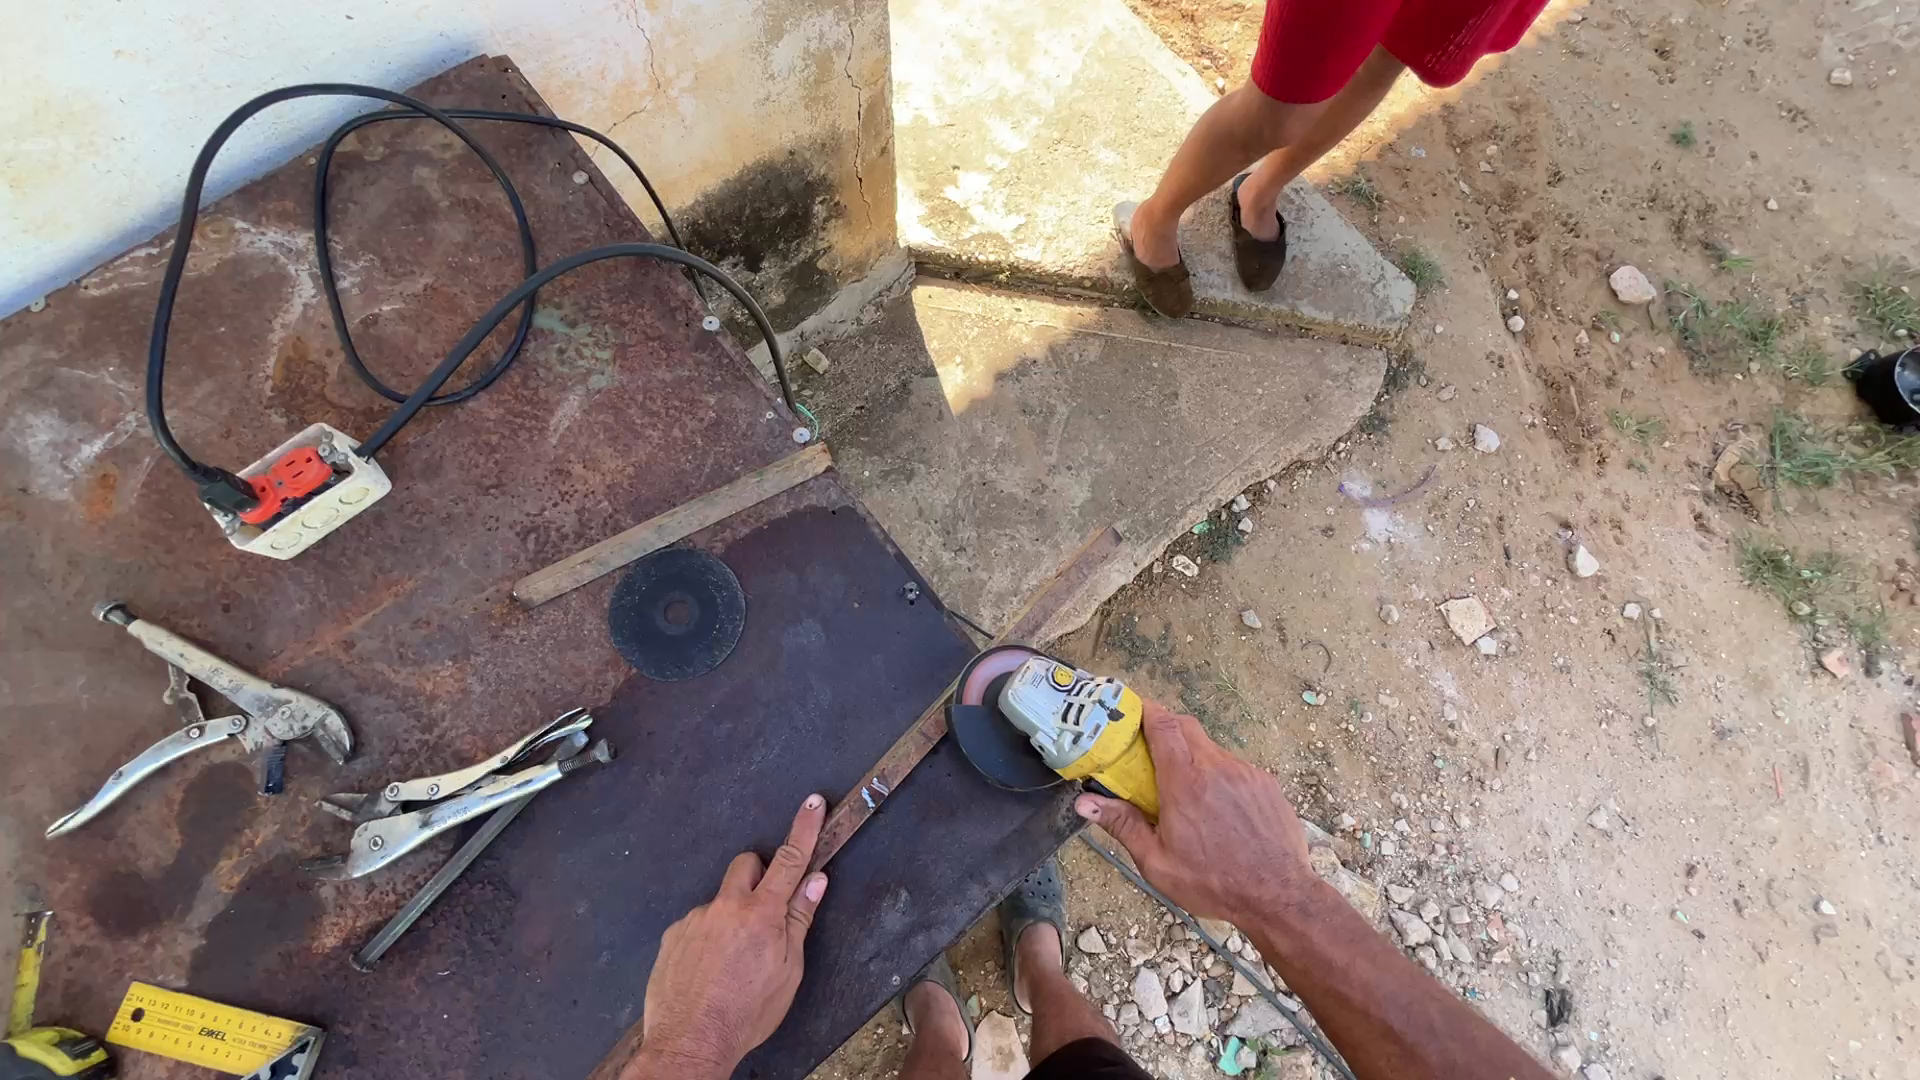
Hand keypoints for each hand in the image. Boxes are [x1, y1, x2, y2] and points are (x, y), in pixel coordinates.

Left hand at [634, 795, 830, 1078]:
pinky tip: (707, 970)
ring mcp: (695, 919)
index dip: (804, 828)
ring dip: (730, 917)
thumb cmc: (746, 1014)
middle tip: (763, 909)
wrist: (688, 1046)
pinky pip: (696, 923)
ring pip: (720, 900)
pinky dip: (706, 938)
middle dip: (758, 875)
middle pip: (746, 863)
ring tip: (729, 961)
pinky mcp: (672, 936)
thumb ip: (799, 920)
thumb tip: (815, 881)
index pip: (790, 859)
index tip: (813, 802)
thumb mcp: (788, 971)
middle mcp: (726, 907)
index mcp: (761, 914)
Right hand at [1075, 701, 1313, 926]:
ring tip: (1187, 792)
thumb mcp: (1157, 862)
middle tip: (1151, 750)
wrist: (1280, 897)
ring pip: (1211, 749)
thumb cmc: (1213, 882)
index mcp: (1184, 780)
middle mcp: (1215, 766)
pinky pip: (1235, 768)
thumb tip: (1084, 803)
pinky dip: (1219, 777)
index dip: (1145, 711)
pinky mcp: (1265, 784)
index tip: (1132, 713)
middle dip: (1166, 728)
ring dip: (1193, 758)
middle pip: (1186, 726)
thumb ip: (1122, 824)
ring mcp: (1244, 772)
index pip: (1162, 724)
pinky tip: (1220, 810)